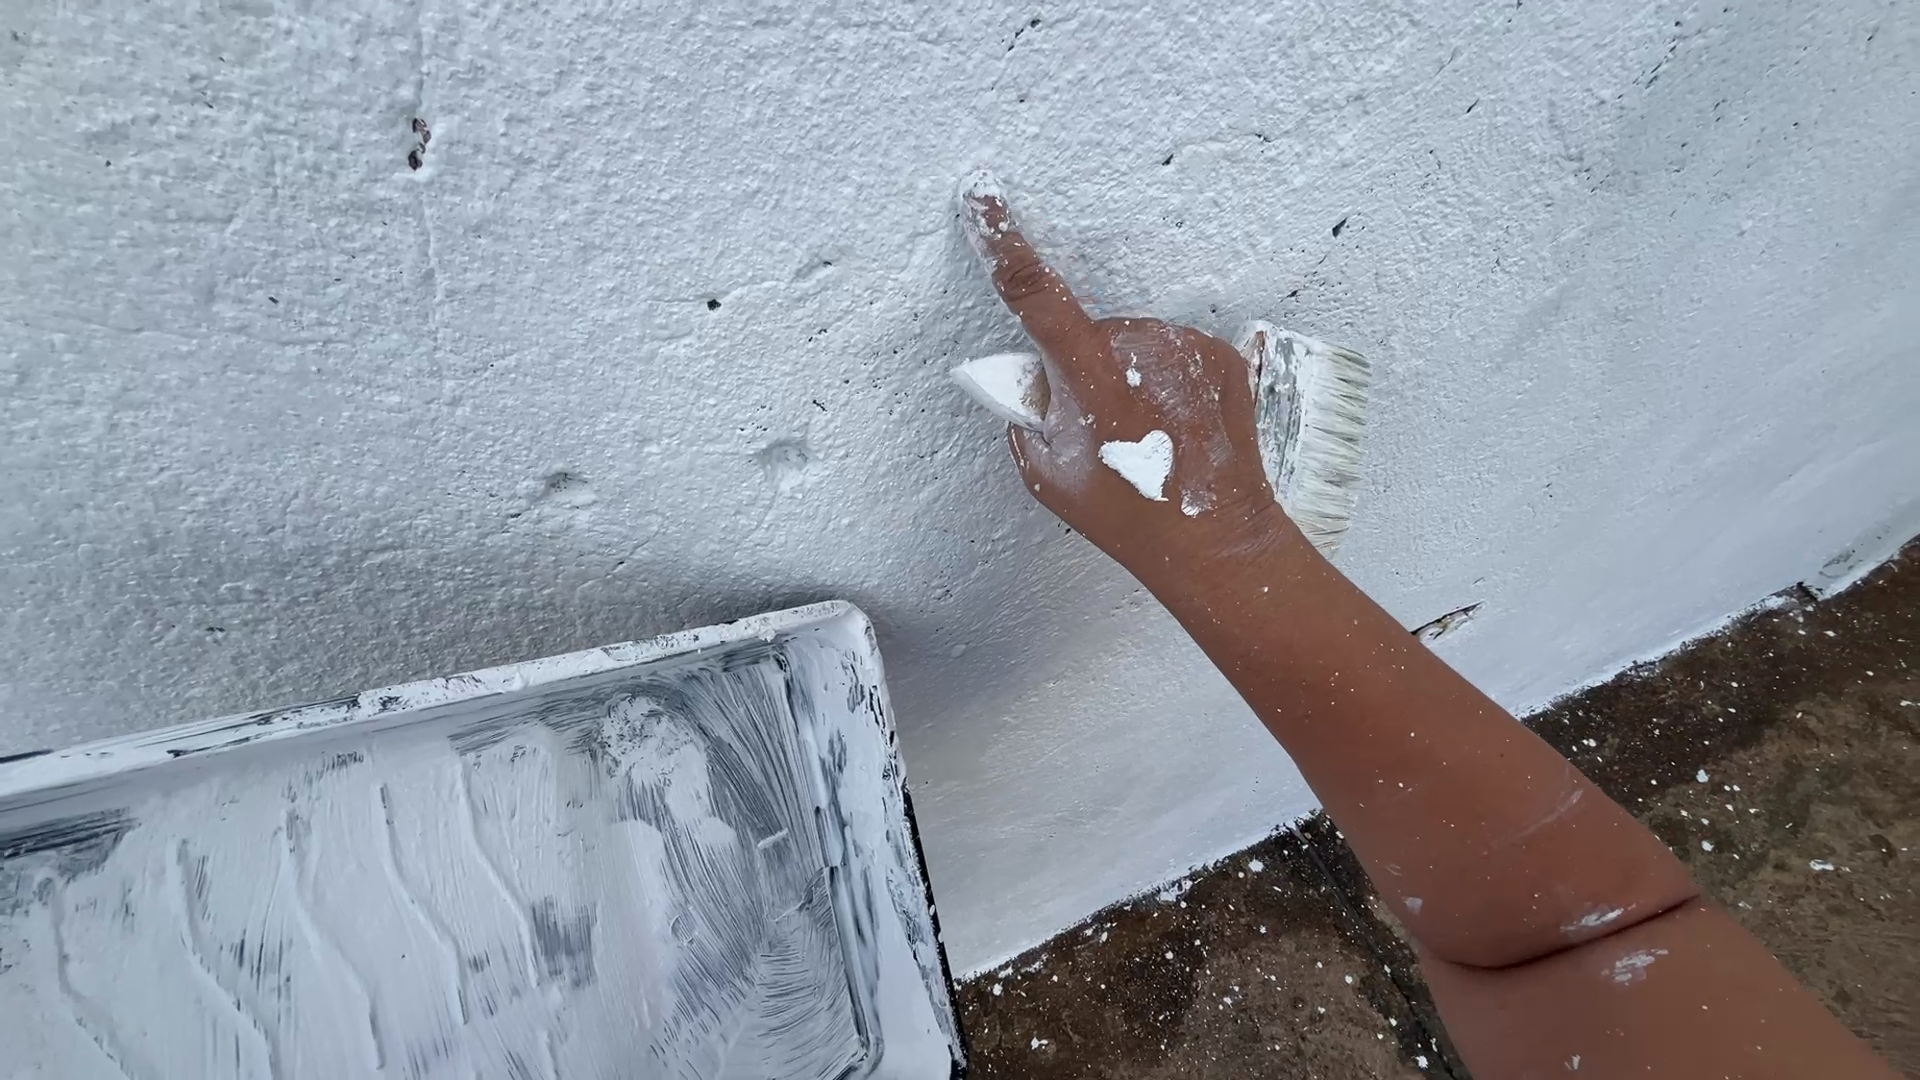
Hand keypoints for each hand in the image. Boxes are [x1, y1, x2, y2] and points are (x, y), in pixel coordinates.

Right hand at [959, 174, 1299, 579]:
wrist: (1212, 536)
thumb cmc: (1126, 514)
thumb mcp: (1047, 474)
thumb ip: (1028, 416)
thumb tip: (1030, 381)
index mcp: (1093, 379)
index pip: (1036, 296)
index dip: (1004, 244)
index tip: (985, 199)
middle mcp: (1144, 349)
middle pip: (1090, 331)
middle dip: (1081, 367)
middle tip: (1098, 426)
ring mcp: (1187, 348)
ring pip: (1132, 341)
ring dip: (1124, 373)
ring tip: (1141, 430)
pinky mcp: (1219, 354)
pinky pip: (1169, 351)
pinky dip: (1160, 378)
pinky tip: (1170, 422)